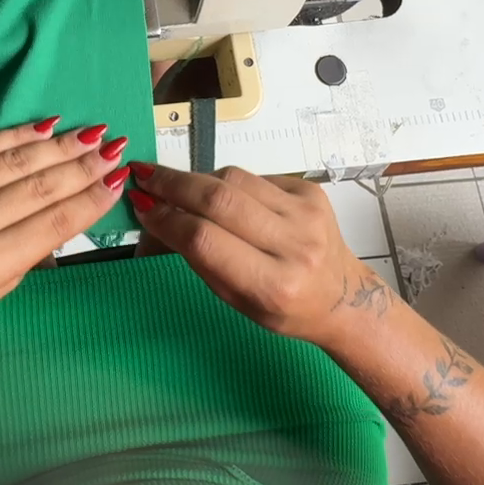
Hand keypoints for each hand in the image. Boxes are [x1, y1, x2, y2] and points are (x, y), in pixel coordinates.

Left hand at [0, 117, 130, 351]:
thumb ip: (33, 251)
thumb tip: (74, 208)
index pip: (53, 223)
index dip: (91, 199)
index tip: (120, 179)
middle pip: (40, 187)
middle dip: (84, 166)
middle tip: (116, 147)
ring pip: (17, 162)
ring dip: (61, 146)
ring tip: (92, 134)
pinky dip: (20, 134)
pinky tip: (49, 127)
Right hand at [129, 164, 391, 347]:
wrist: (344, 298)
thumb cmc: (283, 309)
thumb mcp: (236, 300)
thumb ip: (197, 257)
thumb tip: (153, 214)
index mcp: (273, 285)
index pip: (205, 240)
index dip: (166, 218)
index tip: (139, 205)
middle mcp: (294, 245)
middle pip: (219, 199)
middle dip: (172, 184)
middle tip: (142, 176)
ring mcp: (306, 212)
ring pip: (234, 178)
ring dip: (196, 178)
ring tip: (172, 183)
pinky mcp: (310, 189)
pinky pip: (254, 176)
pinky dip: (227, 182)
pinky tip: (219, 194)